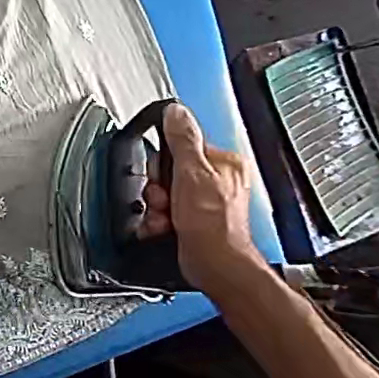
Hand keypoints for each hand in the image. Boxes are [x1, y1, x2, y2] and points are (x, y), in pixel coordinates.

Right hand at [144, 103, 259, 285]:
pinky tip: (167, 227)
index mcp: (222, 163)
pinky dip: (158, 221)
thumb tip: (176, 112)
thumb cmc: (213, 225)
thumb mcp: (192, 174)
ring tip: (168, 217)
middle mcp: (215, 181)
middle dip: (159, 189)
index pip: (180, 147)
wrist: (215, 265)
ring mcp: (203, 202)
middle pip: (167, 171)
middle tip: (167, 200)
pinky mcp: (191, 219)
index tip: (166, 175)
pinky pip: (162, 211)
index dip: (165, 162)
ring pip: (161, 193)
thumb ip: (182, 140)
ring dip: (156, 208)